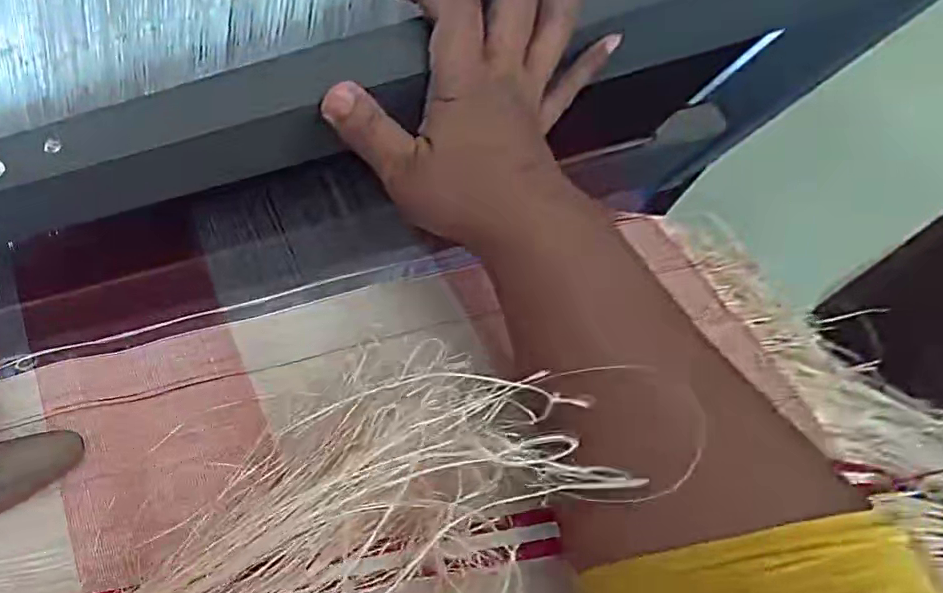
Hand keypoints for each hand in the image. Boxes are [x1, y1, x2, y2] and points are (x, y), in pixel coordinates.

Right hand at [319, 0, 618, 252]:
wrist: (516, 220)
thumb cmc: (455, 196)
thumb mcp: (398, 169)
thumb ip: (367, 129)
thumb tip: (335, 92)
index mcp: (463, 83)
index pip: (455, 16)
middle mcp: (502, 74)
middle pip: (513, 6)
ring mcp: (528, 94)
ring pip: (553, 27)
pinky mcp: (542, 120)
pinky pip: (570, 82)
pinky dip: (590, 59)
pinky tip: (608, 40)